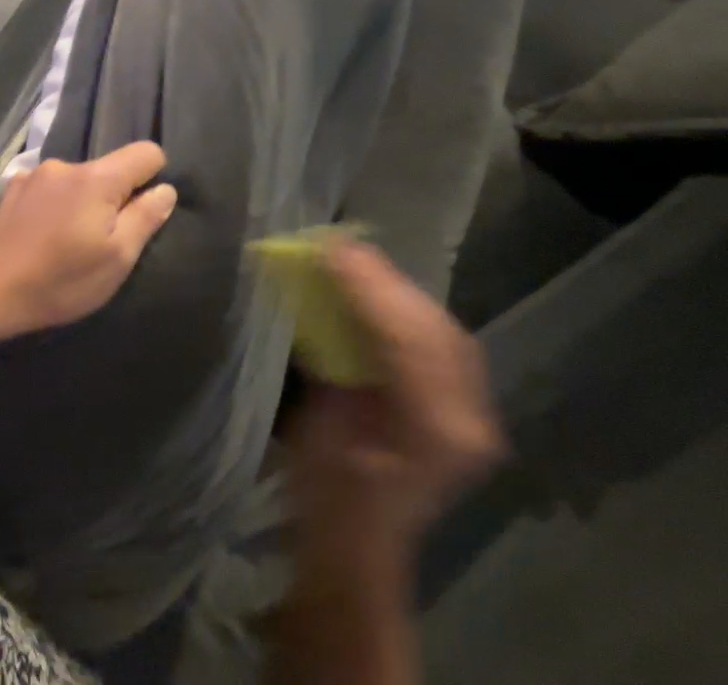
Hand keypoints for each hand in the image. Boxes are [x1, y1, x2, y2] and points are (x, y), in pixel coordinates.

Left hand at [0, 142, 178, 341]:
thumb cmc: (61, 280)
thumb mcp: (117, 257)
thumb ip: (145, 217)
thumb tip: (164, 189)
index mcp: (94, 178)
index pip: (145, 153)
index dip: (153, 179)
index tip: (142, 214)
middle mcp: (62, 166)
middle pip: (108, 169)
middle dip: (115, 198)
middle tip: (104, 240)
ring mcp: (31, 176)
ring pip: (78, 181)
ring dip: (84, 204)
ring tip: (71, 242)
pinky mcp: (11, 192)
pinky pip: (51, 190)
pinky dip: (57, 207)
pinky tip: (46, 236)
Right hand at [290, 242, 505, 547]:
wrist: (354, 541)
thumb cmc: (324, 494)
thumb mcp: (320, 433)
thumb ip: (331, 370)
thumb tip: (316, 302)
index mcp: (436, 428)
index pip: (411, 340)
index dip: (371, 290)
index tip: (327, 249)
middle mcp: (469, 416)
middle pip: (435, 330)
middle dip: (387, 283)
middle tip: (335, 245)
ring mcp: (470, 413)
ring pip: (441, 333)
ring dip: (396, 293)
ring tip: (349, 262)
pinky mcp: (459, 408)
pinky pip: (436, 345)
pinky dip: (402, 313)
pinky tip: (371, 294)